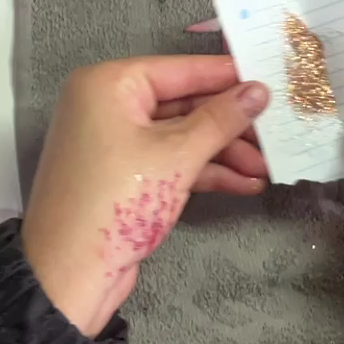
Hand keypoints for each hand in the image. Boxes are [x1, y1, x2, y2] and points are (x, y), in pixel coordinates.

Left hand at [22, 56, 270, 336]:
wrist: (68, 274)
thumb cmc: (118, 200)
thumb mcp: (177, 156)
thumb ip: (221, 119)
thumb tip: (259, 90)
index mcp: (109, 84)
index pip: (179, 70)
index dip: (226, 76)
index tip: (270, 77)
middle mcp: (108, 106)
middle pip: (182, 103)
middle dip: (230, 123)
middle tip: (276, 130)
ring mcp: (115, 143)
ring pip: (179, 136)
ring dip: (223, 152)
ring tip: (268, 166)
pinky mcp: (123, 176)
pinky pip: (168, 161)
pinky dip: (203, 171)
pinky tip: (244, 184)